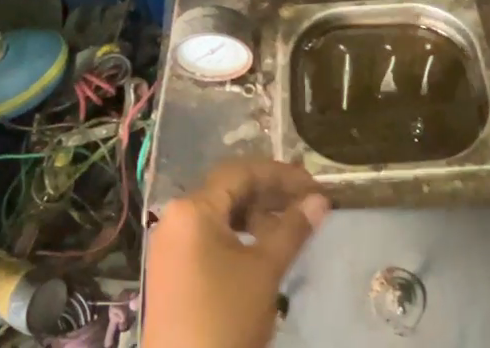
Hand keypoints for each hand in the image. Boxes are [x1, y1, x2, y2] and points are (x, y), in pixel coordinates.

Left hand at [142, 159, 328, 347]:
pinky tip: (262, 252)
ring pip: (219, 216)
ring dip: (256, 217)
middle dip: (270, 195)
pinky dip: (237, 237)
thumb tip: (319, 200)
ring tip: (289, 231)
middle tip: (307, 205)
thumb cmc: (225, 316)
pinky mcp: (171, 269)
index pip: (240, 172)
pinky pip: (208, 237)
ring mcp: (170, 245)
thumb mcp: (264, 270)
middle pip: (228, 191)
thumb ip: (292, 229)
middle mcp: (175, 217)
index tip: (314, 185)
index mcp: (192, 208)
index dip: (280, 174)